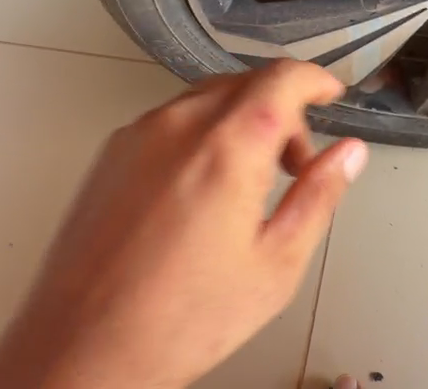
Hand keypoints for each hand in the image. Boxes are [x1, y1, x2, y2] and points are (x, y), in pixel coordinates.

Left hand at [0, 60, 368, 388]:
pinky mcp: (113, 150)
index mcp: (230, 144)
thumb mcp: (274, 265)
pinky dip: (201, 133)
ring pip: (209, 98)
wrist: (79, 352)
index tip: (328, 92)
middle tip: (294, 162)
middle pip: (249, 83)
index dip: (316, 79)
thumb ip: (319, 195)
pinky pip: (172, 118)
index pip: (284, 76)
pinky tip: (200, 190)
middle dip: (283, 111)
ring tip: (246, 183)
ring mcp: (141, 133)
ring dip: (242, 121)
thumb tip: (348, 154)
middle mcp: (182, 124)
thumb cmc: (172, 320)